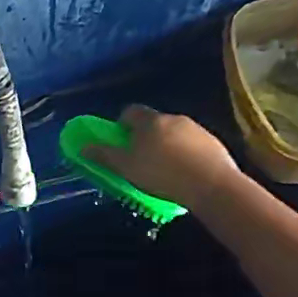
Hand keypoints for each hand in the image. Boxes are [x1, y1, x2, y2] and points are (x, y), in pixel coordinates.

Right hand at [81, 105, 240, 209]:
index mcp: (149, 121)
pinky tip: (185, 174)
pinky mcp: (214, 143)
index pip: (130, 111)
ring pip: (174, 133)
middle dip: (144, 137)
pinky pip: (192, 144)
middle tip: (139, 159)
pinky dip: (185, 154)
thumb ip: (104, 155)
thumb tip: (83, 146)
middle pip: (153, 123)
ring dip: (166, 145)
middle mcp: (173, 118)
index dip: (122, 125)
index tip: (120, 141)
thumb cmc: (161, 173)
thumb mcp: (125, 167)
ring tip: (164, 170)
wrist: (212, 185)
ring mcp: (196, 129)